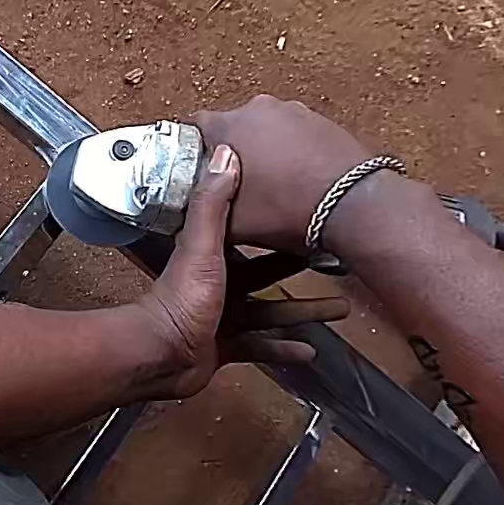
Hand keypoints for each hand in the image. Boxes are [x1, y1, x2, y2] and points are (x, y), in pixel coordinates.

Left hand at [128, 143, 349, 399]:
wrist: (162, 353)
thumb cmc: (182, 298)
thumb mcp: (202, 246)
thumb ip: (214, 203)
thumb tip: (224, 151)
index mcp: (209, 257)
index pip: (247, 238)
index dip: (274, 230)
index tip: (306, 220)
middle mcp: (216, 284)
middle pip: (265, 275)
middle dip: (296, 270)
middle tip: (334, 266)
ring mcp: (220, 316)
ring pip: (269, 313)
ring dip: (302, 312)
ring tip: (341, 310)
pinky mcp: (224, 346)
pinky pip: (260, 346)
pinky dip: (283, 349)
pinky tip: (309, 352)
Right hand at [191, 95, 377, 252]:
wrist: (355, 207)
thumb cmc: (287, 210)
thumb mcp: (230, 223)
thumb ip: (203, 212)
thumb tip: (190, 215)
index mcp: (228, 126)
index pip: (193, 126)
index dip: (190, 148)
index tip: (194, 167)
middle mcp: (258, 109)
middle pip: (230, 126)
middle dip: (228, 150)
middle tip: (230, 181)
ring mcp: (293, 111)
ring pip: (263, 128)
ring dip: (260, 148)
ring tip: (267, 182)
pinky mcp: (321, 120)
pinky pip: (292, 133)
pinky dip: (289, 150)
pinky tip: (294, 178)